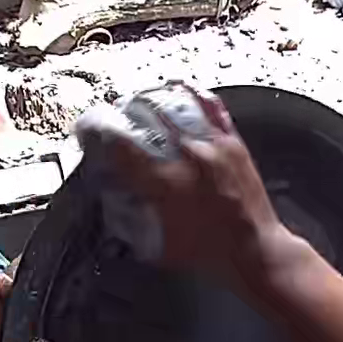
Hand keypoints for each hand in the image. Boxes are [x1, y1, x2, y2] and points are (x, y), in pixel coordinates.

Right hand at [106, 87, 294, 283]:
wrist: (256, 250)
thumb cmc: (207, 253)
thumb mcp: (156, 243)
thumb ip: (130, 217)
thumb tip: (114, 195)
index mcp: (163, 182)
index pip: (117, 141)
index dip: (94, 130)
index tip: (86, 131)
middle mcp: (186, 155)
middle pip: (142, 113)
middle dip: (120, 112)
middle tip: (112, 120)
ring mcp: (211, 144)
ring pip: (173, 102)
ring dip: (149, 99)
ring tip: (137, 102)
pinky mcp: (232, 141)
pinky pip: (208, 104)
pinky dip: (189, 93)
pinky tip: (177, 88)